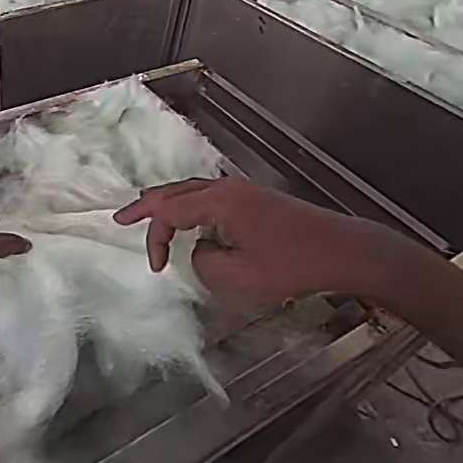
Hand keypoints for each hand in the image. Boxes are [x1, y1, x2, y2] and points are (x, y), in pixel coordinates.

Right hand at [113, 178, 430, 304]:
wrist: (340, 250)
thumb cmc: (290, 264)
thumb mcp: (238, 275)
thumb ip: (204, 263)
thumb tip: (199, 252)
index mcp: (218, 201)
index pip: (170, 211)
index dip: (155, 238)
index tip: (157, 268)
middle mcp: (227, 188)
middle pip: (176, 191)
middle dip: (148, 205)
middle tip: (122, 217)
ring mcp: (242, 191)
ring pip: (192, 190)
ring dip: (169, 203)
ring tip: (147, 213)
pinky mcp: (254, 199)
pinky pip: (209, 196)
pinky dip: (189, 205)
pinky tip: (188, 219)